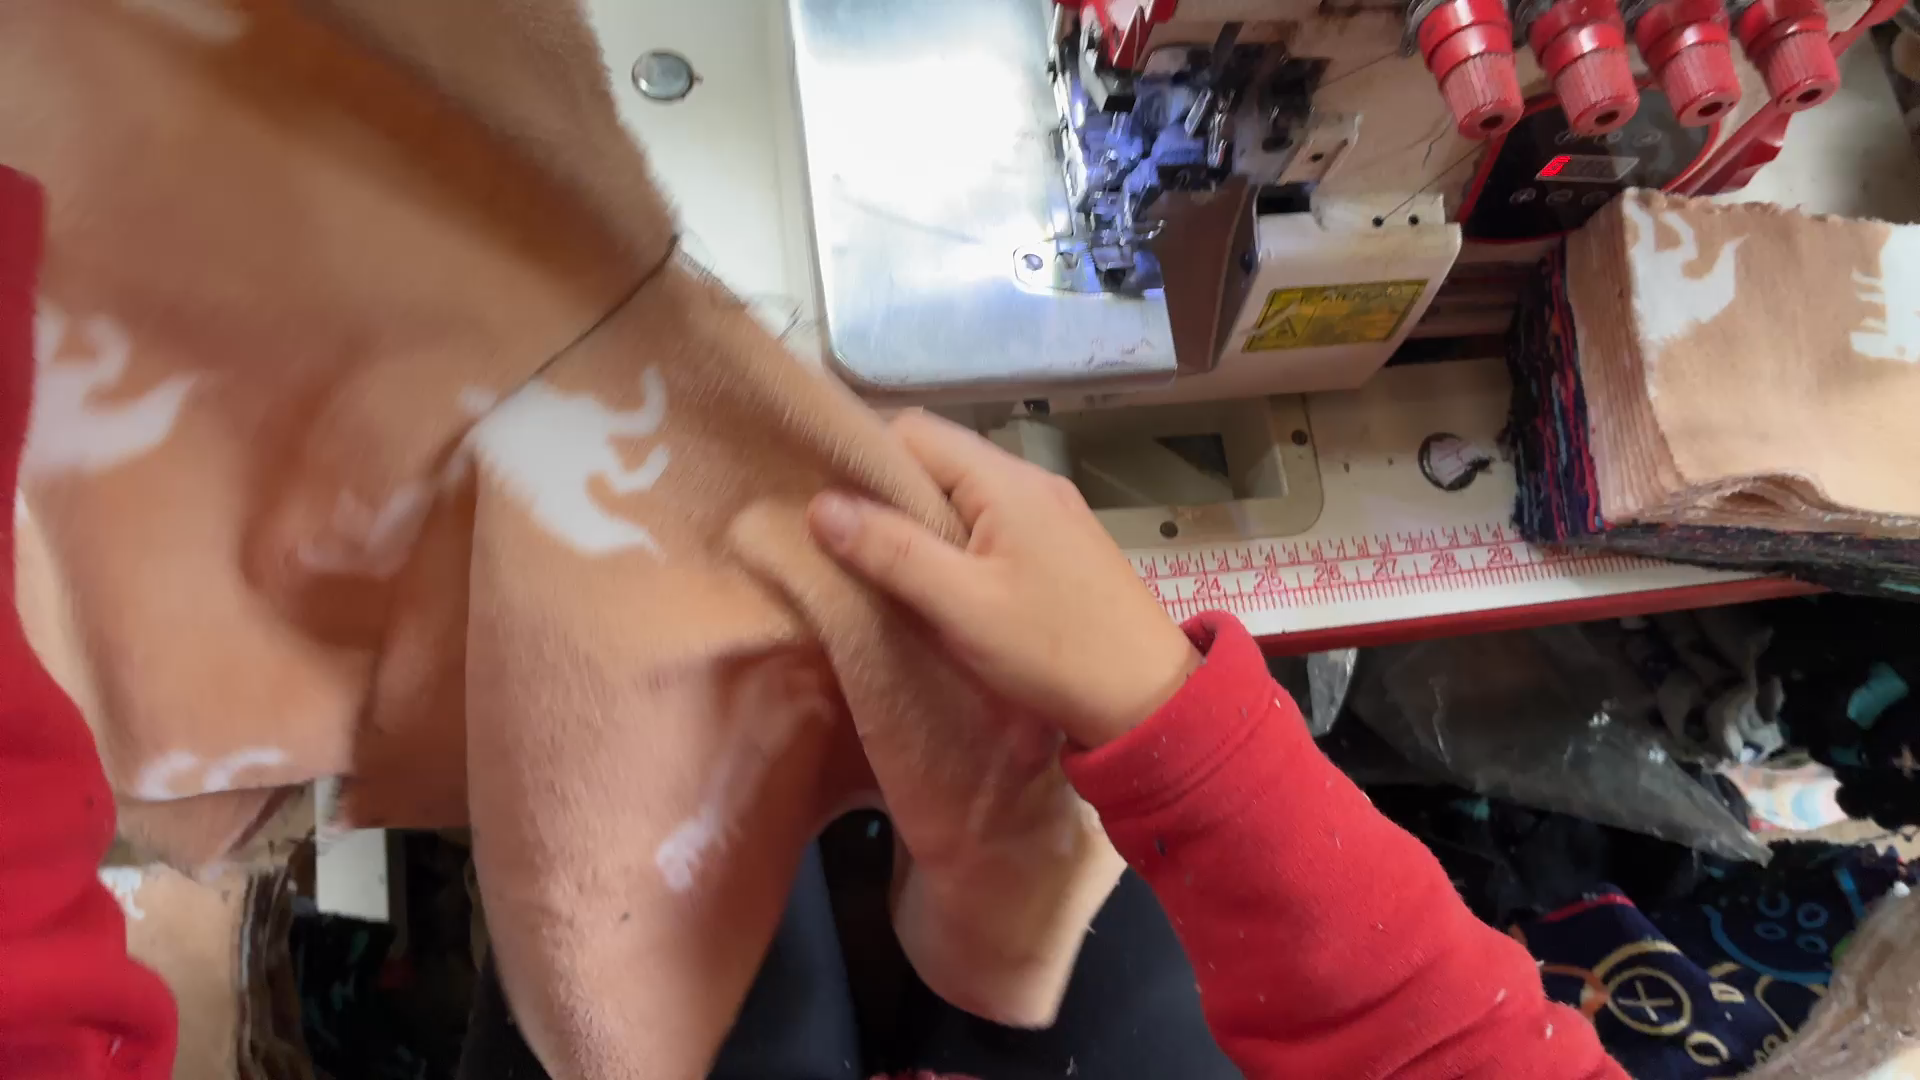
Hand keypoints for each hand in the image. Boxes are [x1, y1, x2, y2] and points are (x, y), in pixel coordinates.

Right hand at [808, 412, 1199, 748]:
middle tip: (852, 543)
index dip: (865, 459)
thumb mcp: (962, 604)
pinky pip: (990, 519)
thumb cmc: (1052, 649)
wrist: (1149, 697)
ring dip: (923, 519)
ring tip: (890, 564)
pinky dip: (957, 538)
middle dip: (889, 493)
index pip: (914, 432)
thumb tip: (820, 505)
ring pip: (964, 492)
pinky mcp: (1058, 542)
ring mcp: (1049, 510)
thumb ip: (892, 551)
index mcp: (1004, 479)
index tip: (830, 505)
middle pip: (939, 458)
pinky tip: (944, 578)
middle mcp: (1029, 479)